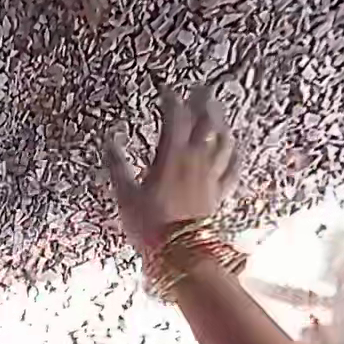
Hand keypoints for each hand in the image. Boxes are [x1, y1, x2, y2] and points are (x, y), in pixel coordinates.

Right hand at [104, 83, 242, 251]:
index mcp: (172, 157)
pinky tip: (234, 149)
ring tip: (217, 112)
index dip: (171, 100)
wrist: (179, 253)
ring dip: (221, 122)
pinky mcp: (219, 193)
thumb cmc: (149, 225)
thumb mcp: (125, 195)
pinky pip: (232, 168)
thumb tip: (109, 142)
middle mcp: (196, 161)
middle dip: (203, 102)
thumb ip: (117, 166)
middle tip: (200, 89)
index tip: (165, 91)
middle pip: (206, 122)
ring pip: (223, 140)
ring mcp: (211, 176)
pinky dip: (234, 154)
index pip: (175, 118)